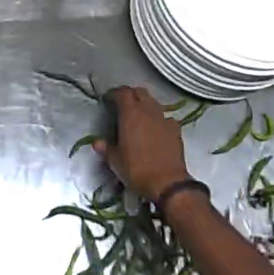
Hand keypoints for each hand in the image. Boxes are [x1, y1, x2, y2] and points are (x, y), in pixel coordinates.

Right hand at [93, 86, 191, 200]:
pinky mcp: (175, 129)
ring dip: (145, 104)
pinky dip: (159, 119)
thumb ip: (106, 148)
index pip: (122, 93)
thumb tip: (97, 143)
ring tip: (138, 116)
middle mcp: (148, 111)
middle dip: (130, 94)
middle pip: (139, 92)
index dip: (114, 93)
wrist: (167, 182)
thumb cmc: (137, 170)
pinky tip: (156, 129)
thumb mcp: (116, 161)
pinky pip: (165, 118)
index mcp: (130, 114)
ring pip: (153, 102)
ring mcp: (164, 118)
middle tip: (122, 104)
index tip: (108, 99)